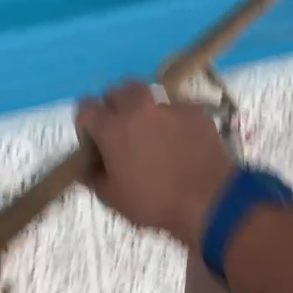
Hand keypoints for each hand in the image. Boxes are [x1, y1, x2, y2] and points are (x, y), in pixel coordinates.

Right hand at [74, 80, 237, 246]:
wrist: (207, 196)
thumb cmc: (154, 202)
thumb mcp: (113, 199)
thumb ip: (93, 177)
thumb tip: (85, 166)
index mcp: (113, 128)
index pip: (86, 106)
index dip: (86, 121)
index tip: (94, 138)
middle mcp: (138, 106)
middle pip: (117, 90)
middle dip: (113, 106)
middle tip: (120, 130)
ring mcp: (167, 102)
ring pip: (145, 90)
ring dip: (140, 105)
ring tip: (148, 129)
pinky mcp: (191, 106)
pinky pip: (172, 102)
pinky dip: (168, 114)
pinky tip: (177, 136)